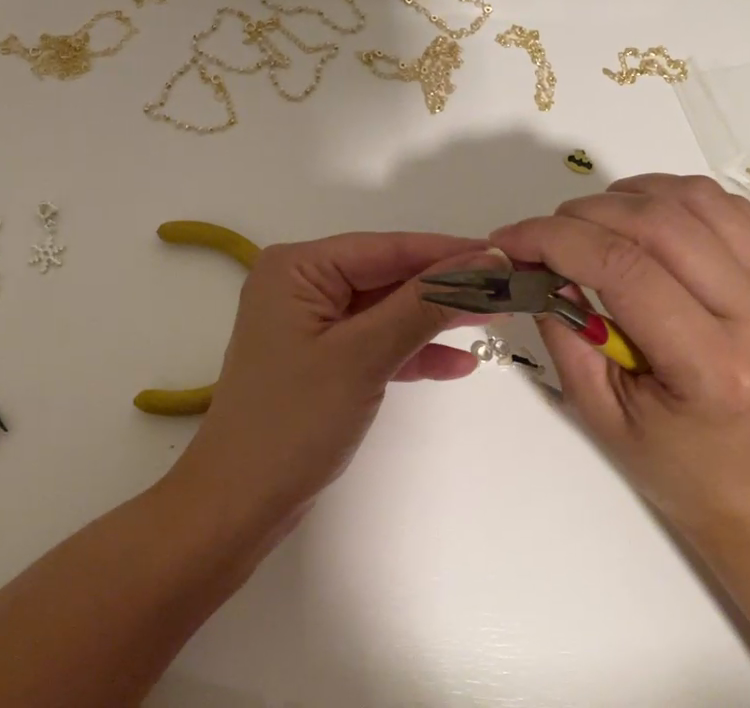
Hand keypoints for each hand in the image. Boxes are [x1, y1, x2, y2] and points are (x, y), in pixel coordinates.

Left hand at [170, 233, 508, 524]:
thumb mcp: (364, 355)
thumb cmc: (295, 419)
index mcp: (297, 268)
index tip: (505, 256)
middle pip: (386, 277)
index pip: (385, 248)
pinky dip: (410, 352)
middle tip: (507, 290)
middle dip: (444, 288)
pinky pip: (374, 342)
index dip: (447, 252)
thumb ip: (422, 305)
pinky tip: (457, 363)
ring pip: (385, 311)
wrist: (241, 501)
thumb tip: (482, 261)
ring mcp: (309, 325)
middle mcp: (300, 286)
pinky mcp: (320, 360)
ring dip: (433, 320)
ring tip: (494, 322)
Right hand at [490, 175, 749, 540]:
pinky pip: (726, 206)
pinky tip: (639, 220)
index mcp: (715, 371)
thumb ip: (564, 330)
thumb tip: (534, 261)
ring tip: (589, 222)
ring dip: (627, 195)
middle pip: (661, 224)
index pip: (625, 271)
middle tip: (543, 232)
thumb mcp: (596, 408)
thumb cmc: (668, 457)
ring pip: (696, 200)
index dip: (557, 240)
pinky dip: (671, 197)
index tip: (509, 239)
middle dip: (584, 213)